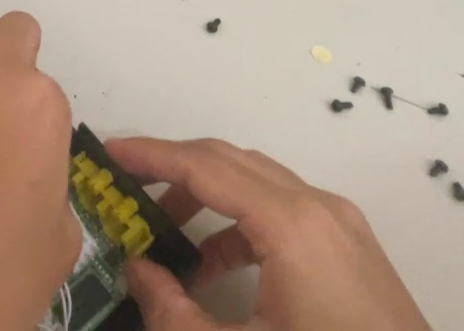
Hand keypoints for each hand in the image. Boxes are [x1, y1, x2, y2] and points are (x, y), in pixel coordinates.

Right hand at [108, 137, 428, 330]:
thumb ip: (174, 311)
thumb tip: (136, 270)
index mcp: (290, 224)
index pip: (204, 167)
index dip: (151, 156)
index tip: (109, 152)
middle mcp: (318, 206)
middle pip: (230, 160)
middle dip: (174, 167)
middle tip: (127, 185)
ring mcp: (342, 223)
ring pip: (258, 181)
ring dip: (207, 192)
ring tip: (166, 228)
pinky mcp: (354, 246)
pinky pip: (285, 208)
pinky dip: (241, 218)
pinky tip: (219, 261)